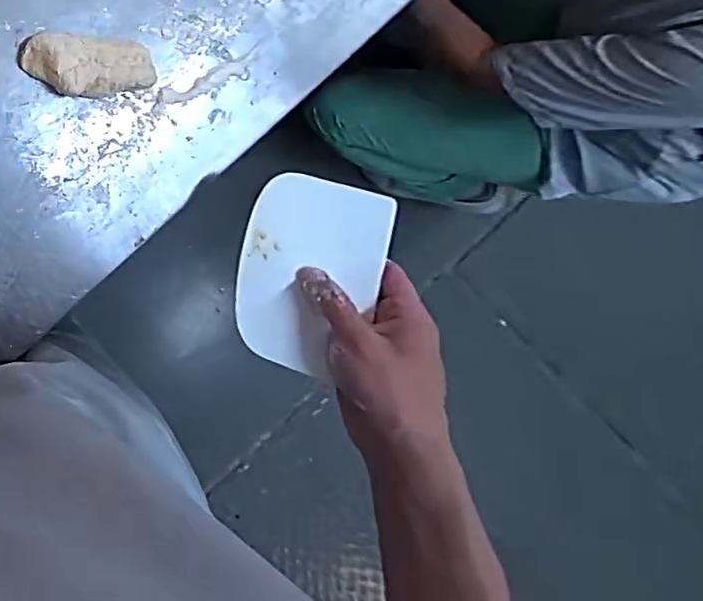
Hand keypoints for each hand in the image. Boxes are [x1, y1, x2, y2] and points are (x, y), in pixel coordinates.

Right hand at [297, 262, 449, 462]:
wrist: (400, 453)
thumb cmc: (390, 395)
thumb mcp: (358, 341)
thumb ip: (333, 304)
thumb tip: (313, 275)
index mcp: (409, 316)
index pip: (384, 272)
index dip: (356, 258)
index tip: (325, 248)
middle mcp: (397, 328)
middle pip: (362, 294)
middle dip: (333, 284)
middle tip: (300, 269)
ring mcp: (381, 350)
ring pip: (348, 318)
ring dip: (324, 312)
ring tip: (293, 294)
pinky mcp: (365, 368)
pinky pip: (341, 341)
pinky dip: (323, 335)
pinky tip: (299, 329)